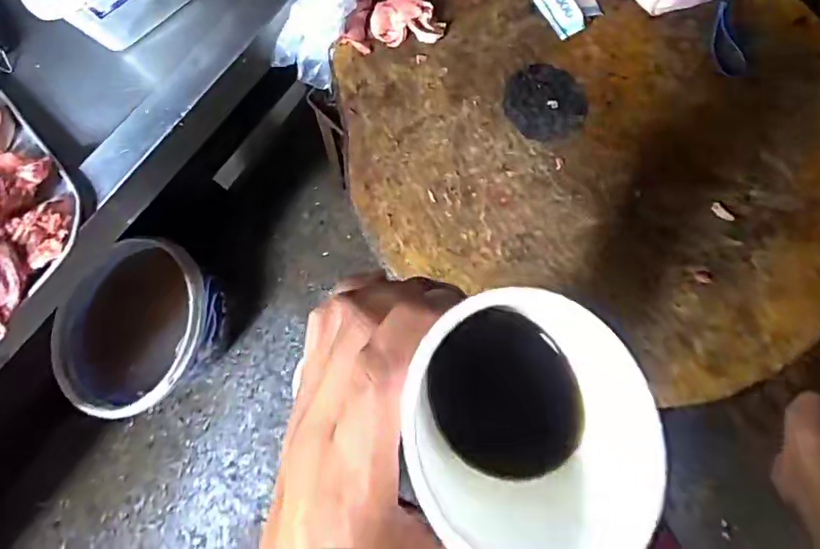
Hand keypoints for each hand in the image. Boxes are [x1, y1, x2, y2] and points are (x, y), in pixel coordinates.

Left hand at [264, 274, 463, 548]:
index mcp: (351, 469)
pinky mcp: (297, 395)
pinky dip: (353, 299)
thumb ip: (469, 505)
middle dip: (412, 301)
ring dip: (384, 295)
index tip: (461, 312)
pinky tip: (380, 304)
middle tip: (457, 309)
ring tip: (425, 304)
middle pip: (356, 325)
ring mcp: (302, 402)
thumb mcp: (427, 548)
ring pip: (335, 316)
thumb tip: (522, 490)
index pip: (378, 367)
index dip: (421, 323)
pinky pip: (319, 324)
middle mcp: (319, 422)